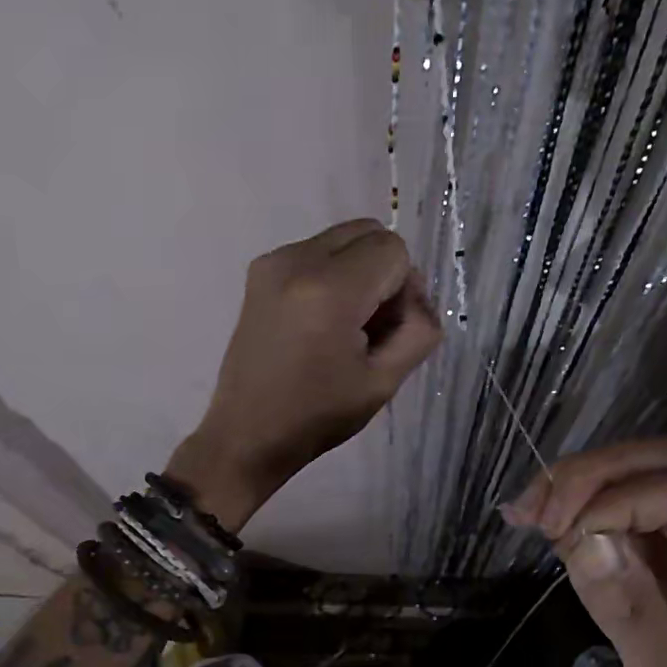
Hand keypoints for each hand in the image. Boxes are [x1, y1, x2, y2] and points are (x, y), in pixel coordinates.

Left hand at [166, 220, 442, 530]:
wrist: (248, 434)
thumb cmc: (317, 417)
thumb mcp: (383, 383)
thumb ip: (418, 331)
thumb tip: (417, 299)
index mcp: (329, 289)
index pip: (394, 250)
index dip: (404, 289)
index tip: (388, 332)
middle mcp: (297, 260)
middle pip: (369, 232)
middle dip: (384, 273)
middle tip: (372, 327)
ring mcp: (273, 261)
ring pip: (342, 239)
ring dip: (359, 273)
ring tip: (345, 328)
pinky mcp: (259, 272)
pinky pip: (316, 253)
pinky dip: (332, 276)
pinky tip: (322, 323)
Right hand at [503, 438, 666, 666]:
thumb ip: (629, 607)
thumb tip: (581, 538)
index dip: (624, 498)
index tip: (567, 531)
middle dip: (597, 476)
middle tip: (539, 506)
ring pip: (643, 475)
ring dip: (580, 484)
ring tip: (528, 510)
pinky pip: (625, 506)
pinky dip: (579, 506)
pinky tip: (539, 518)